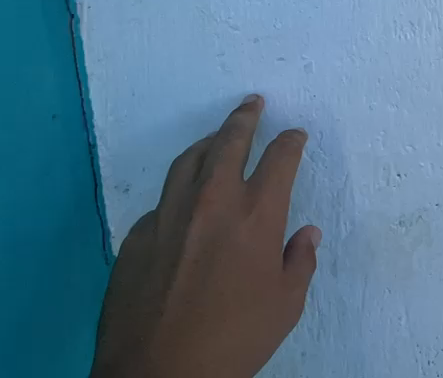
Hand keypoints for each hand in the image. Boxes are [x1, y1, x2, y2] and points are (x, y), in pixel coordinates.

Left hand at [91, 95, 319, 377]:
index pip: (281, 157)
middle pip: (230, 140)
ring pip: (188, 160)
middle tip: (252, 103)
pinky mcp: (136, 238)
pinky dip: (177, 193)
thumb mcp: (285, 306)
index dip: (291, 141)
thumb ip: (299, 262)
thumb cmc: (233, 340)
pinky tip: (181, 204)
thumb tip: (305, 234)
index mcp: (257, 213)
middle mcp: (213, 201)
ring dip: (207, 143)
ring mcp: (169, 215)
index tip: (296, 136)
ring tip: (215, 137)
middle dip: (245, 117)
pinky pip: (161, 203)